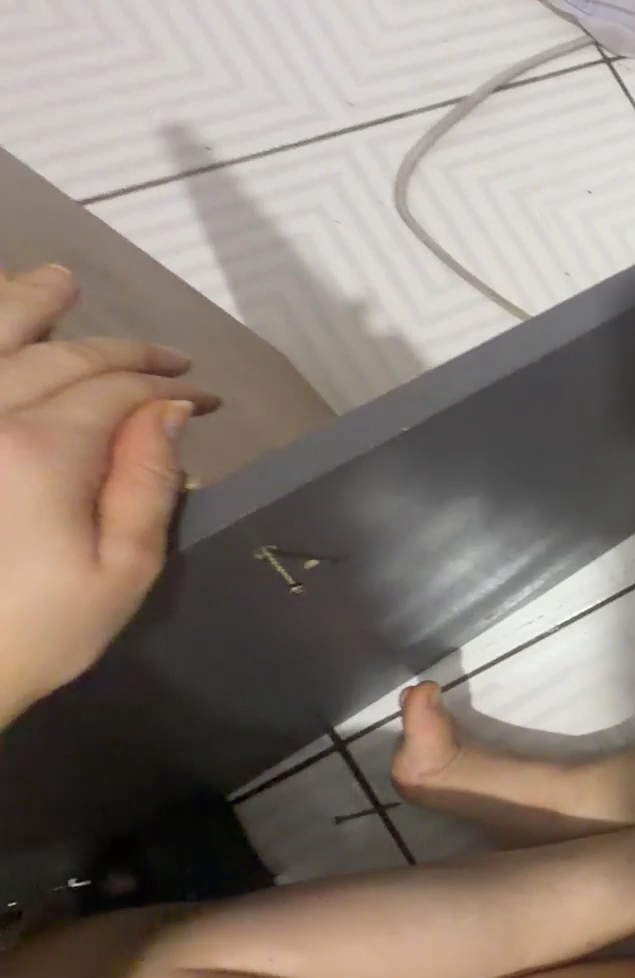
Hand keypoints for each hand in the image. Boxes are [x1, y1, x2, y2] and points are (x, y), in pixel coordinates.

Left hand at [0, 264, 219, 725]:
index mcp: (38, 453)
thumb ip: (146, 483)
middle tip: (164, 352)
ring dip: (14, 306)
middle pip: (46, 356)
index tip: (207, 397)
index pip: (116, 392)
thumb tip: (173, 414)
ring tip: (52, 281)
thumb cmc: (30, 630)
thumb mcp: (122, 567)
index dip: (167, 386)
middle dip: (114, 347)